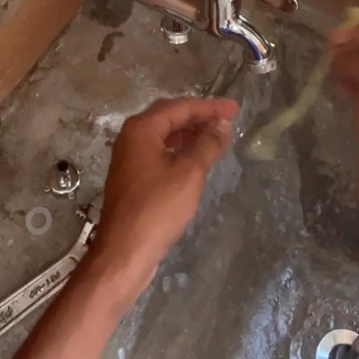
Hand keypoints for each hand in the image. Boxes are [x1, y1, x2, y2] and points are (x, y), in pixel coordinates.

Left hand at [88, 97, 238, 291]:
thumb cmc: (157, 208)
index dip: (209, 107)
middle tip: (226, 119)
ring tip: (215, 137)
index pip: (180, 107)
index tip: (234, 109)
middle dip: (198, 116)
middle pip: (169, 116)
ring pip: (164, 135)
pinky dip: (179, 150)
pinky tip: (195, 160)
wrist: (124, 252)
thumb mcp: (189, 173)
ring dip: (189, 134)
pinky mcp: (133, 177)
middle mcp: (131, 137)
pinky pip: (159, 152)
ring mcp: (129, 157)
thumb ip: (207, 144)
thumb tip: (222, 124)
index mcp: (141, 129)